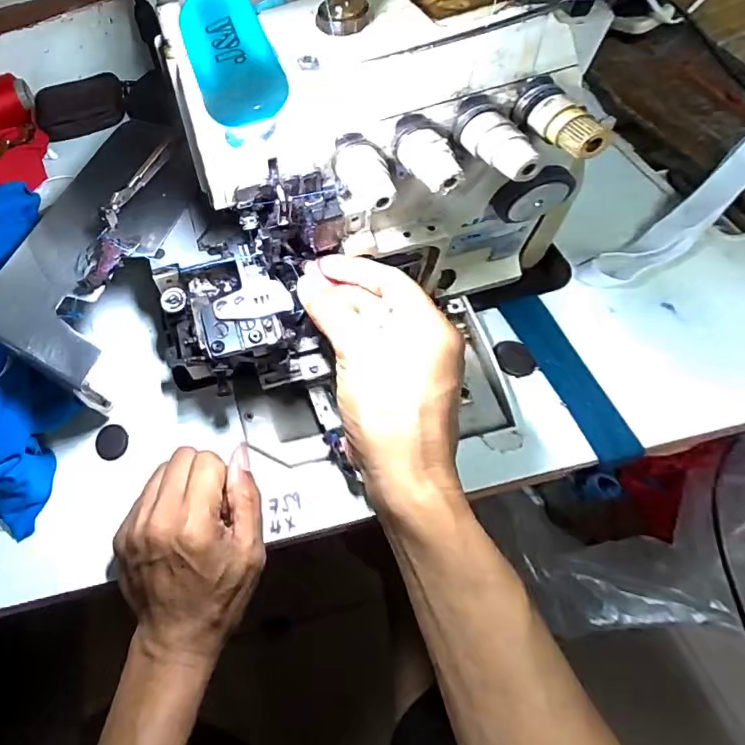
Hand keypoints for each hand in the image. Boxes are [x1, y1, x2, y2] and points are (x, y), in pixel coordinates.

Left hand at [113, 447, 264, 665]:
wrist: (175, 638)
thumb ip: (247, 498)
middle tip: (209, 507)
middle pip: (182, 457)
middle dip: (201, 473)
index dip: (223, 478)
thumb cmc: (220, 597)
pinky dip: (162, 499)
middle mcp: (157, 519)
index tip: (225, 507)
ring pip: (161, 470)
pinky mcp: (120, 533)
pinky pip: (145, 492)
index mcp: (192, 524)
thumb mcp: (251, 551)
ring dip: (180, 484)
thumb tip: (239, 457)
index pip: (206, 460)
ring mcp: (134, 526)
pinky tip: (172, 528)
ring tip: (190, 517)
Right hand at [297, 255, 464, 513]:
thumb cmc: (396, 426)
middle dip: (345, 290)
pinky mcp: (405, 387)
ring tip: (316, 305)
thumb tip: (314, 285)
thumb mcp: (356, 353)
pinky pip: (378, 349)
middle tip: (313, 283)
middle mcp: (432, 343)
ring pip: (380, 327)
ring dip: (347, 314)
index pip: (390, 280)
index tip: (325, 265)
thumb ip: (334, 311)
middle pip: (384, 302)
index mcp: (430, 327)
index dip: (353, 269)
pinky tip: (333, 337)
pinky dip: (354, 339)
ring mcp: (420, 366)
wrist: (405, 479)